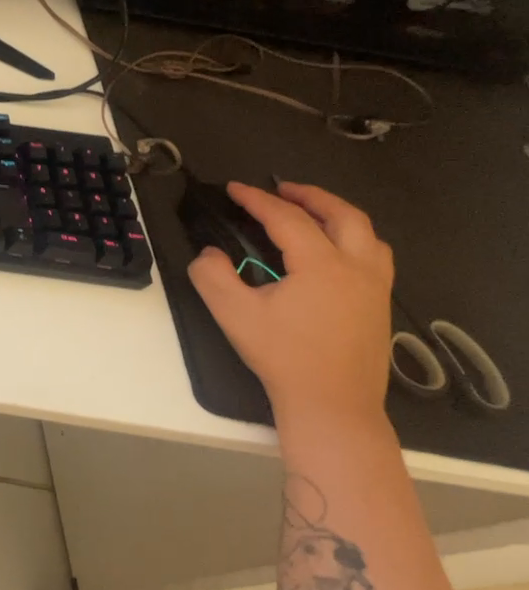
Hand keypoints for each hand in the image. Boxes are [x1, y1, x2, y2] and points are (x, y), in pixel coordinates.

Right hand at [188, 182, 394, 426]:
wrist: (331, 400)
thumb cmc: (281, 353)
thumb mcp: (232, 312)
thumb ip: (212, 275)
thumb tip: (211, 254)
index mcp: (322, 265)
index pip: (288, 219)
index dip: (258, 200)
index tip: (233, 189)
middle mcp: (357, 268)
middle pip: (344, 216)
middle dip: (311, 196)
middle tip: (281, 189)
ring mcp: (375, 287)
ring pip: (368, 235)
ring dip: (338, 215)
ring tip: (311, 213)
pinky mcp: (378, 304)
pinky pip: (374, 255)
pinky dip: (352, 238)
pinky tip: (331, 251)